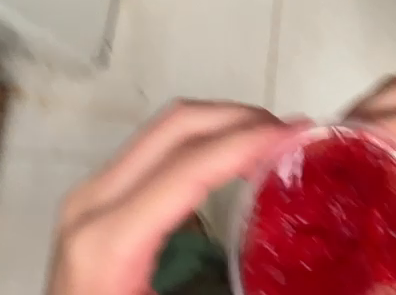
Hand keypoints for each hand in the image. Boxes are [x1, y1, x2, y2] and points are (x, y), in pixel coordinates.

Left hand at [46, 100, 293, 294]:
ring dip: (223, 123)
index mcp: (109, 239)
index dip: (249, 140)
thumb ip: (234, 282)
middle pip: (177, 125)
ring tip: (271, 139)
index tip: (299, 132)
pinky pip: (156, 147)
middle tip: (291, 131)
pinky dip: (201, 140)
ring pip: (166, 127)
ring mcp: (92, 194)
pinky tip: (232, 158)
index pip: (191, 163)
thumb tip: (303, 273)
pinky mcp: (97, 198)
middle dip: (241, 117)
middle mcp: (94, 200)